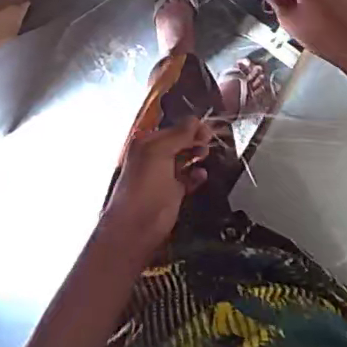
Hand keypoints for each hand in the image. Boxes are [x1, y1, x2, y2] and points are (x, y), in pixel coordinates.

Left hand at [102, 118, 220, 248]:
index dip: (189, 127)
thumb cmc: (144, 186)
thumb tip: (194, 121)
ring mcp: (163, 174)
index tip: (206, 129)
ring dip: (196, 154)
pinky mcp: (173, 192)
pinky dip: (196, 175)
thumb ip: (178, 135)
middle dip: (194, 140)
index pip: (172, 128)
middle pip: (179, 142)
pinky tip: (202, 174)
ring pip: (185, 158)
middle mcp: (153, 156)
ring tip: (205, 154)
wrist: (138, 225)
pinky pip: (188, 178)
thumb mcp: (159, 153)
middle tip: (209, 141)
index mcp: (146, 143)